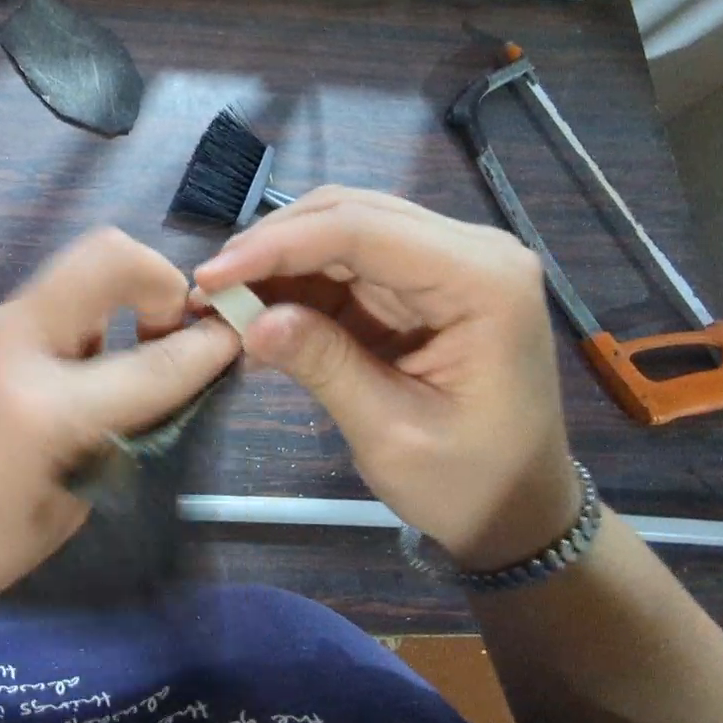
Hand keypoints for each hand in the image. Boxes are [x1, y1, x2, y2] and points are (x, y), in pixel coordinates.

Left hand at [0, 228, 241, 642]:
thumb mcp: (65, 507)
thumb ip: (113, 436)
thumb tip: (145, 388)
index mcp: (39, 409)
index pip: (152, 362)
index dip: (206, 347)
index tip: (232, 335)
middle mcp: (0, 345)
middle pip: (103, 255)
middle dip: (155, 278)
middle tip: (165, 323)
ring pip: (56, 293)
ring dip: (91, 324)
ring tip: (79, 388)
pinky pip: (14, 321)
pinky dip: (42, 345)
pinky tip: (21, 398)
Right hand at [193, 186, 579, 570]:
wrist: (515, 508)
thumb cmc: (469, 481)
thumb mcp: (392, 431)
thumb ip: (325, 366)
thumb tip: (250, 322)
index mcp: (481, 280)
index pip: (362, 231)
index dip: (276, 246)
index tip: (210, 278)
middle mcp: (466, 252)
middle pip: (346, 215)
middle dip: (267, 246)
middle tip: (207, 289)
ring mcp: (438, 263)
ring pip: (335, 230)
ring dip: (271, 262)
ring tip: (219, 302)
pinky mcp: (411, 284)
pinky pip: (337, 264)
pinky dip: (287, 284)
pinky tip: (251, 314)